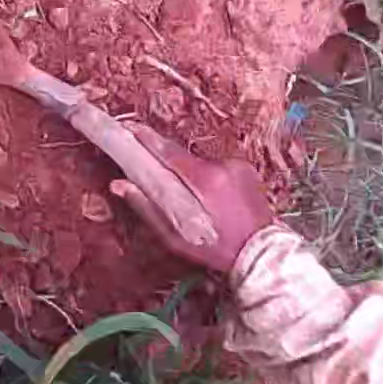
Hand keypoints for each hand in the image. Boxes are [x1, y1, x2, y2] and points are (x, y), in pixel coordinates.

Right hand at [111, 125, 275, 273]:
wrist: (264, 255)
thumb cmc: (216, 250)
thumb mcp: (175, 236)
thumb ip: (146, 207)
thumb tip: (118, 185)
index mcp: (203, 180)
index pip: (168, 151)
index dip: (147, 139)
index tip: (130, 128)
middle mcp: (222, 166)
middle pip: (184, 157)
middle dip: (168, 163)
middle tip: (155, 173)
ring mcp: (237, 166)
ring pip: (200, 164)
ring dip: (191, 175)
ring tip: (191, 199)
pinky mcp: (246, 170)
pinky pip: (217, 168)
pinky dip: (208, 179)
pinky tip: (211, 200)